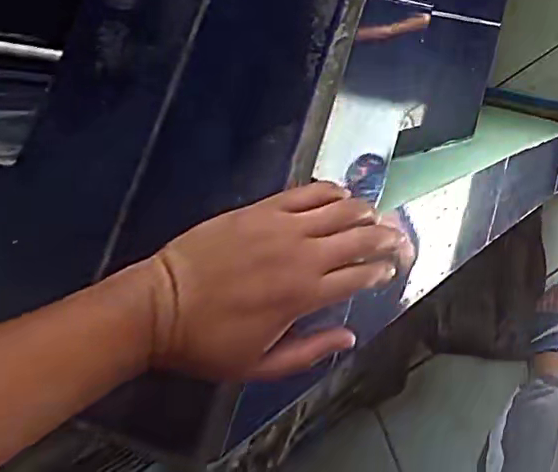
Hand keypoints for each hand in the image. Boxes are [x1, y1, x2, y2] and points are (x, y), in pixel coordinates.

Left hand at [133, 181, 402, 379]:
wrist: (159, 304)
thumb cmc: (207, 342)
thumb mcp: (257, 365)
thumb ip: (309, 352)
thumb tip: (350, 336)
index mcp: (304, 294)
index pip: (360, 275)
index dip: (382, 271)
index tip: (390, 270)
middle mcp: (304, 255)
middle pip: (362, 237)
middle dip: (388, 237)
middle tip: (398, 238)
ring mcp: (286, 226)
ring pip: (344, 209)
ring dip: (366, 211)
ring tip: (375, 216)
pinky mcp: (268, 207)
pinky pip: (313, 190)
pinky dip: (334, 190)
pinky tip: (342, 195)